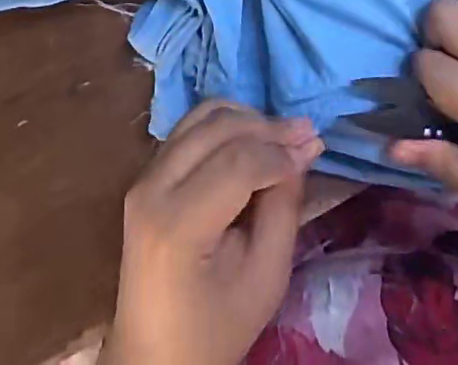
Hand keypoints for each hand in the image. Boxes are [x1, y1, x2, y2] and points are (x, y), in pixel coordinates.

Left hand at [100, 101, 322, 364]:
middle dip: (267, 127)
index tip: (314, 150)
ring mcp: (143, 178)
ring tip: (281, 137)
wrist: (154, 356)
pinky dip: (224, 124)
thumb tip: (306, 148)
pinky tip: (252, 140)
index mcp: (177, 225)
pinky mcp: (145, 175)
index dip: (280, 151)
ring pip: (201, 116)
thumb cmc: (215, 328)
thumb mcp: (265, 277)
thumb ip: (284, 208)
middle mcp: (151, 189)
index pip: (237, 163)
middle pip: (217, 128)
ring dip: (246, 119)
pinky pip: (189, 128)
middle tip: (306, 133)